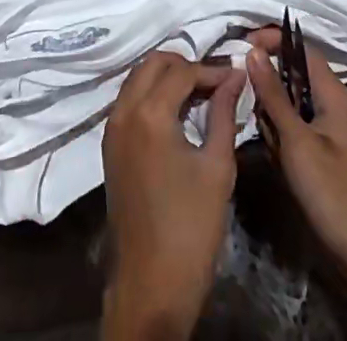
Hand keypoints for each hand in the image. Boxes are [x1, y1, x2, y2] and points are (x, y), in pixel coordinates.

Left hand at [102, 51, 244, 339]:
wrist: (151, 281)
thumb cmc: (191, 225)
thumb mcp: (217, 166)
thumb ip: (223, 113)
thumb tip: (235, 78)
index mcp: (149, 115)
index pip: (182, 71)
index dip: (212, 70)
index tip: (237, 77)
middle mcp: (123, 113)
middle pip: (152, 64)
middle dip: (185, 64)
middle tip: (216, 82)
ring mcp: (112, 130)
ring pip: (137, 80)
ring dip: (166, 78)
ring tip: (201, 94)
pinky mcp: (110, 147)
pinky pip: (129, 102)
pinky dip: (152, 95)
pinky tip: (179, 112)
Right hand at [246, 28, 346, 340]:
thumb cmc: (332, 192)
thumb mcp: (297, 141)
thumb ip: (274, 95)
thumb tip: (252, 51)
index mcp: (333, 93)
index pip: (301, 48)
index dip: (272, 40)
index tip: (239, 43)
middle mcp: (331, 103)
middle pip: (293, 73)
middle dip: (265, 75)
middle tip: (232, 83)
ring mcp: (326, 128)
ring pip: (289, 101)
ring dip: (267, 106)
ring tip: (244, 115)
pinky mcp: (319, 150)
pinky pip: (291, 126)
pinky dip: (275, 129)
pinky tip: (264, 143)